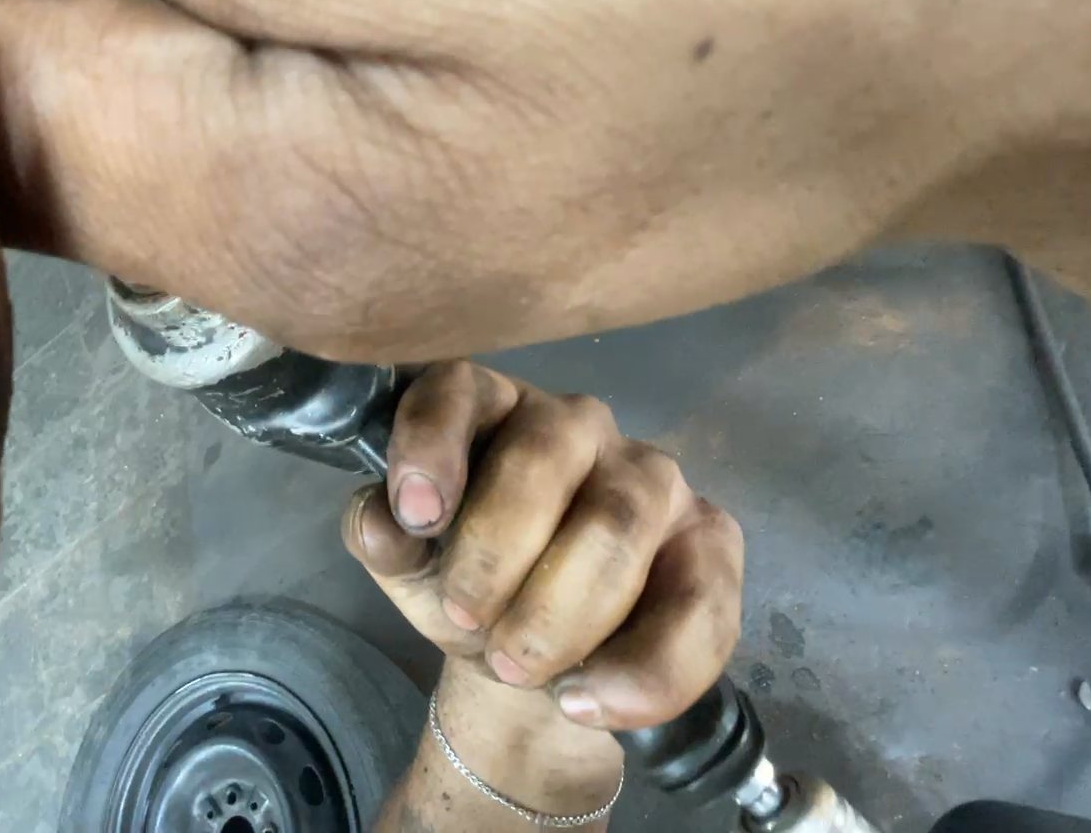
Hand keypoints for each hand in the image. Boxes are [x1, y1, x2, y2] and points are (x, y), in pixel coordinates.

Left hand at [342, 362, 742, 731]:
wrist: (531, 649)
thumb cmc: (459, 575)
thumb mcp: (404, 559)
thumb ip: (379, 533)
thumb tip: (379, 522)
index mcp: (487, 405)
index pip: (458, 389)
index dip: (433, 444)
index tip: (416, 516)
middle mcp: (572, 421)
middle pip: (542, 459)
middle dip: (494, 553)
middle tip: (461, 617)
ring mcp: (648, 473)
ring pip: (616, 525)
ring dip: (558, 614)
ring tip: (512, 665)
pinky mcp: (711, 538)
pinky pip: (700, 603)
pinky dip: (643, 669)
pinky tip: (584, 700)